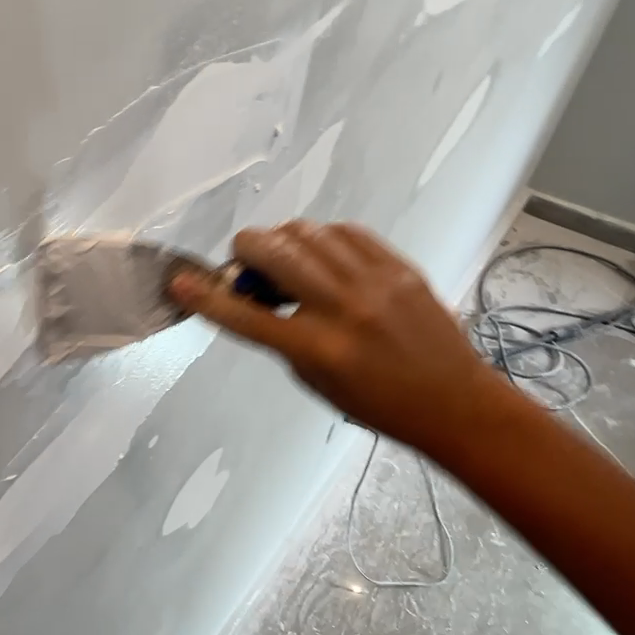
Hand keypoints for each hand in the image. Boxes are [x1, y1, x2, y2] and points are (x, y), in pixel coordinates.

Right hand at [169, 221, 521, 458]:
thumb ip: (279, 335)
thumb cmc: (375, 404)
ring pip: (305, 232)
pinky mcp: (398, 266)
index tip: (179, 281)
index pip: (245, 317)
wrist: (455, 402)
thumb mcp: (313, 379)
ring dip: (282, 241)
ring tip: (289, 262)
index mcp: (316, 349)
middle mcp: (341, 309)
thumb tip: (256, 292)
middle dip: (246, 251)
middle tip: (249, 267)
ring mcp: (373, 281)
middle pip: (272, 253)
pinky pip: (344, 231)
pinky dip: (322, 238)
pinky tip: (324, 256)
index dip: (205, 297)